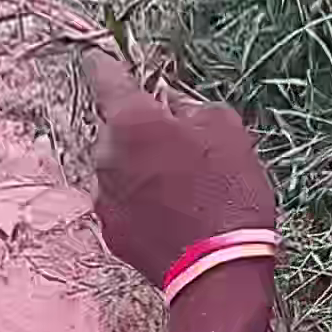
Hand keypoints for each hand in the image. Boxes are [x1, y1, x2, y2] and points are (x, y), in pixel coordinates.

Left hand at [87, 52, 276, 287]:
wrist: (219, 271)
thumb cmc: (228, 195)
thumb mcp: (226, 130)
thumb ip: (189, 106)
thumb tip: (171, 106)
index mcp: (131, 120)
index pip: (103, 75)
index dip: (107, 65)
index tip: (105, 60)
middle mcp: (105, 157)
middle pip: (113, 130)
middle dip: (137, 132)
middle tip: (174, 147)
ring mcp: (104, 199)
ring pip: (116, 170)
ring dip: (136, 171)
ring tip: (176, 191)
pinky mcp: (110, 234)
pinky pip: (121, 206)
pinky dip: (137, 205)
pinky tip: (168, 217)